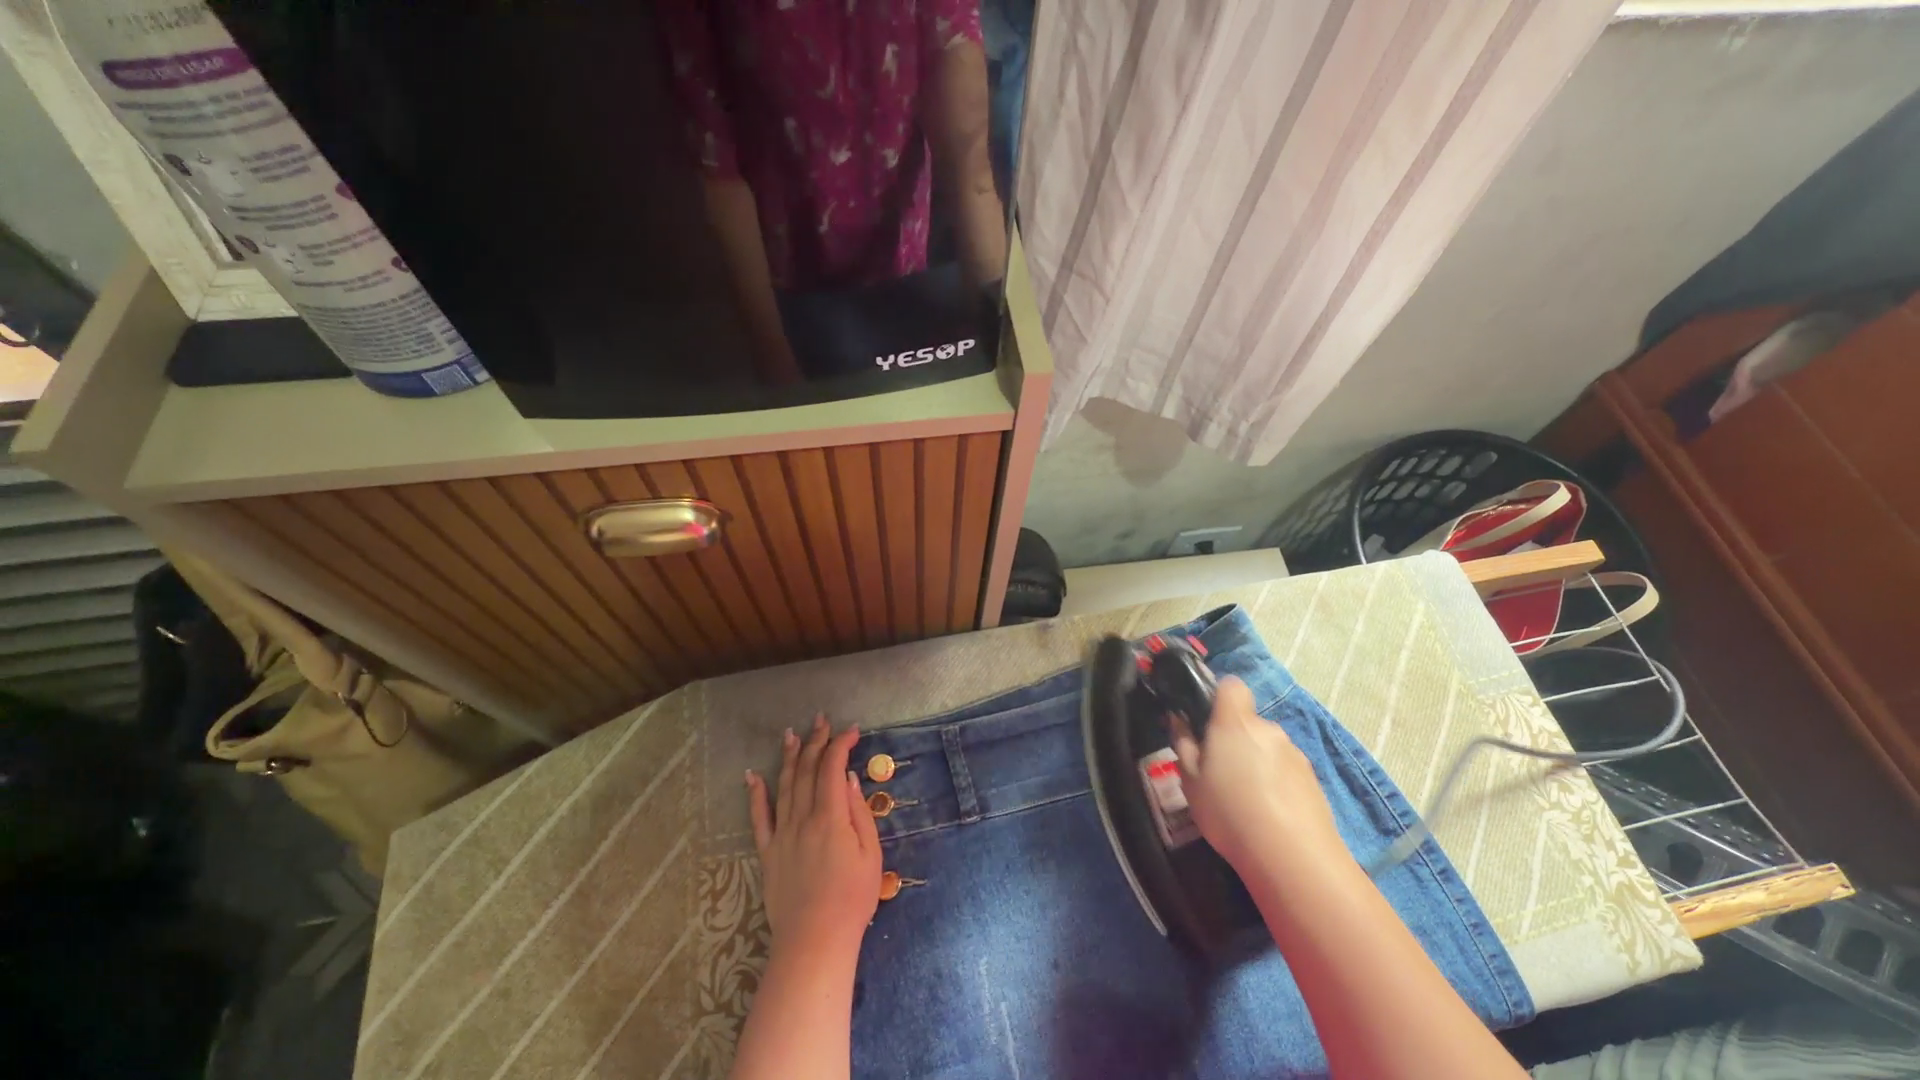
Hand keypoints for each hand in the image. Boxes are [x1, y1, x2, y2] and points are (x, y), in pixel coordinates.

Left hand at [745, 715, 881, 960]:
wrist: (814, 939)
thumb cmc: (852, 899)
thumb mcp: (871, 855)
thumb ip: (859, 814)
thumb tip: (848, 780)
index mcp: (830, 817)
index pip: (832, 769)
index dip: (840, 745)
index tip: (852, 731)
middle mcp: (802, 818)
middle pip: (806, 771)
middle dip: (815, 742)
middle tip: (820, 720)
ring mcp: (781, 834)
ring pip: (783, 786)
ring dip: (788, 757)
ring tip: (791, 734)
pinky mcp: (767, 852)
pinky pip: (758, 817)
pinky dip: (755, 794)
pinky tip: (752, 776)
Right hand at [1168, 677, 1345, 875]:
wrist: (1292, 856)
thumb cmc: (1228, 812)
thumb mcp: (1190, 783)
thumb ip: (1184, 746)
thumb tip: (1180, 721)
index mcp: (1235, 723)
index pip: (1231, 685)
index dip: (1218, 697)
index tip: (1206, 723)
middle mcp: (1268, 730)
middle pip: (1248, 723)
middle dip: (1234, 740)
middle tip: (1218, 773)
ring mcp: (1295, 754)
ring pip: (1267, 748)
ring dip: (1256, 763)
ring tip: (1246, 800)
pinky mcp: (1313, 779)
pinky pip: (1285, 770)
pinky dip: (1276, 784)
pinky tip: (1268, 814)